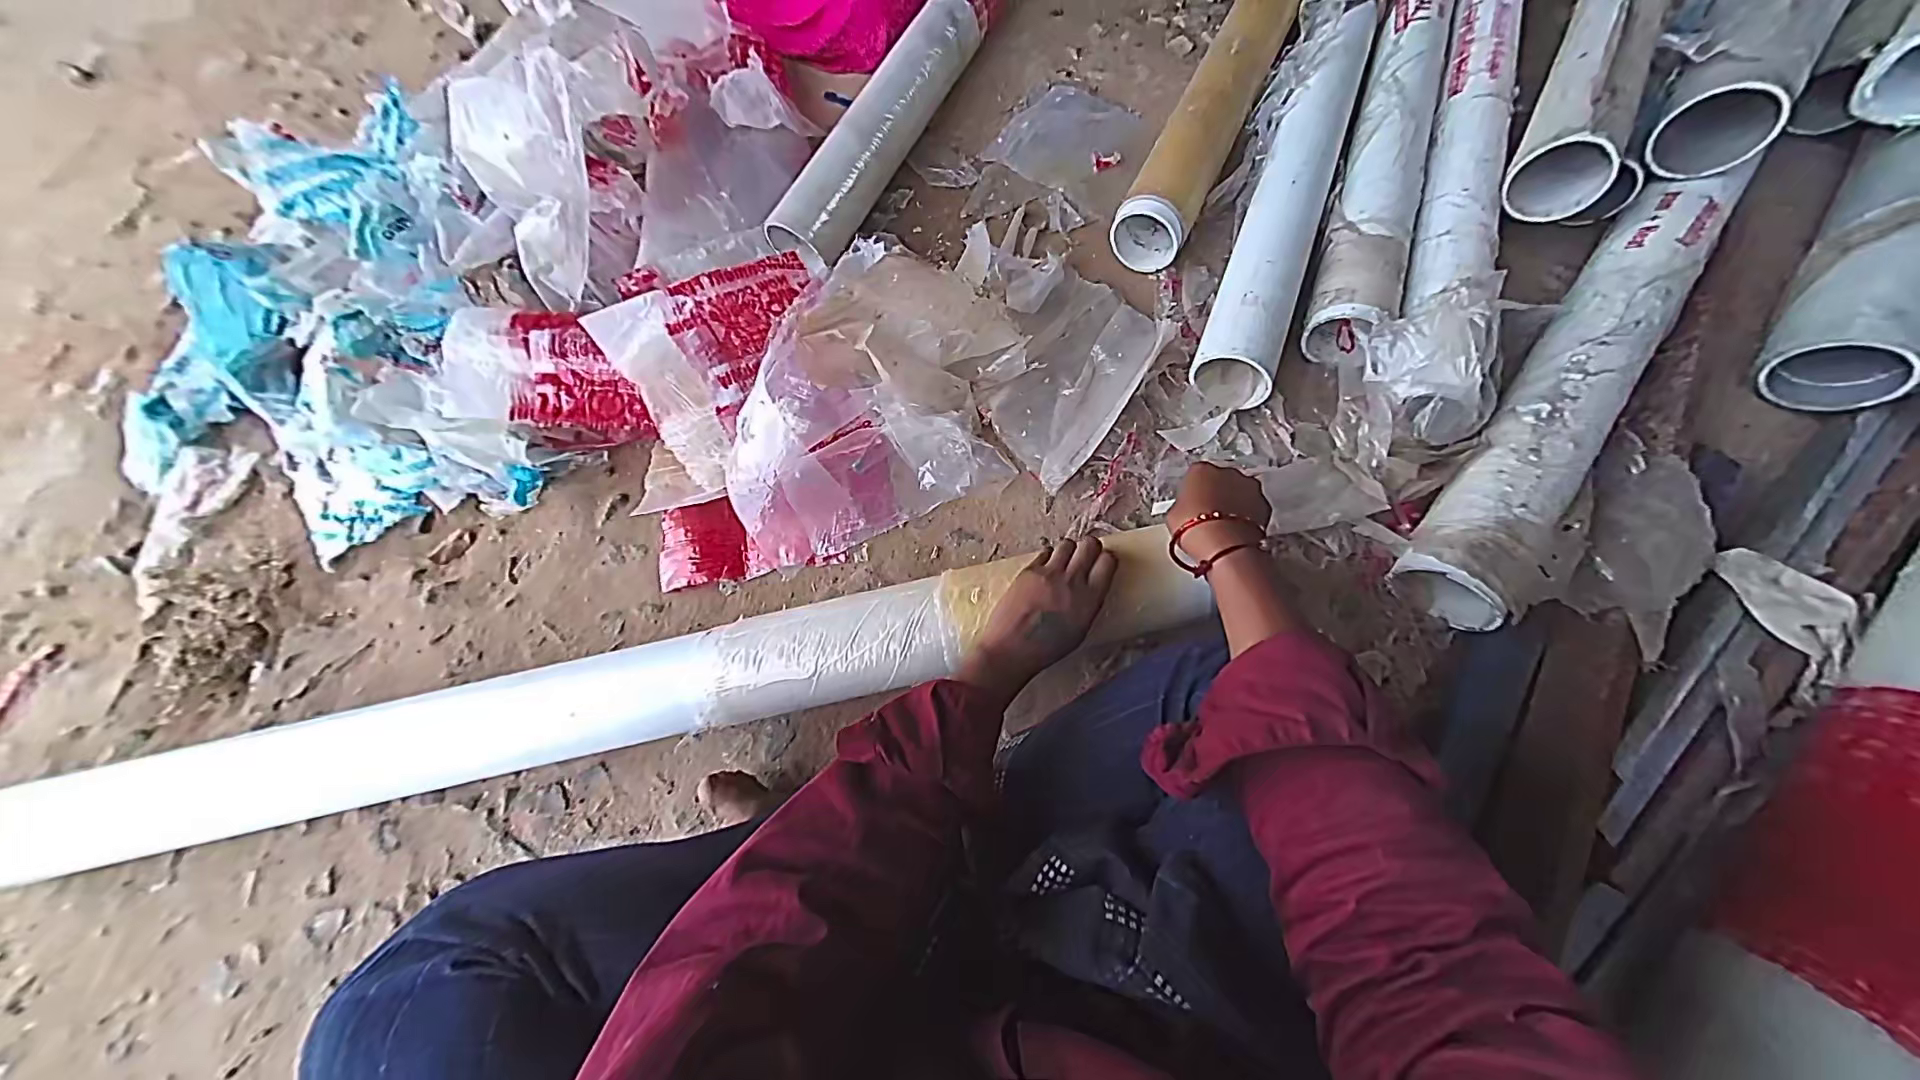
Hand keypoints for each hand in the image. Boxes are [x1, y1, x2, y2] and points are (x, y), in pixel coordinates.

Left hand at [957, 537, 1116, 703]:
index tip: (1102, 562)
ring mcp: (1049, 573)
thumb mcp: (1080, 628)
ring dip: (1068, 551)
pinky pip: (1045, 552)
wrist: (1011, 648)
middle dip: (1089, 547)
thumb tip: (1089, 586)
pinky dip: (1048, 558)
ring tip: (1063, 563)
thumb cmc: (1047, 647)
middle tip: (1084, 556)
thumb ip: (1088, 603)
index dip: (1106, 559)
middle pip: (1090, 544)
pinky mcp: (1028, 570)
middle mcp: (1072, 580)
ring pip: (1067, 544)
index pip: (1108, 561)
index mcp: (1090, 598)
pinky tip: (1045, 570)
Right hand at [1167, 463, 1269, 560]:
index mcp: (1200, 470)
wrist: (1222, 545)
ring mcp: (1248, 487)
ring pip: (1241, 491)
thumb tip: (1184, 511)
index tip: (1191, 502)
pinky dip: (1247, 515)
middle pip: (1221, 479)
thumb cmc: (1194, 527)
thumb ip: (1181, 506)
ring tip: (1222, 524)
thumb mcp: (1173, 515)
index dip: (1193, 490)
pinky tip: (1235, 529)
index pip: (1195, 474)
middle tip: (1207, 513)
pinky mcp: (1264, 504)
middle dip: (1217, 493)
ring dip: (1234, 503)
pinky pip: (1254, 506)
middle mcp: (1227, 472)